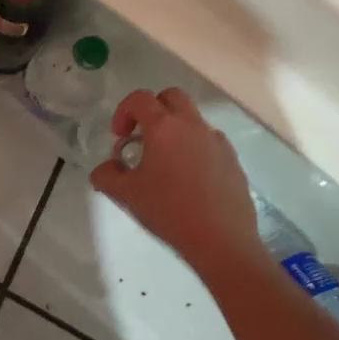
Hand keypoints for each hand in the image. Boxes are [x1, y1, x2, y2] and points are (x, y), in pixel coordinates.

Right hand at [89, 89, 260, 274]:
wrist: (222, 242)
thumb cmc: (169, 211)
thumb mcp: (126, 194)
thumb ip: (106, 175)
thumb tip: (105, 169)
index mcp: (164, 127)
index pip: (140, 98)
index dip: (123, 111)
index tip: (119, 136)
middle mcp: (193, 126)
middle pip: (172, 97)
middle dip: (153, 109)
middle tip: (142, 136)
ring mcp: (217, 143)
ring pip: (193, 120)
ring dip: (175, 130)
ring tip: (166, 162)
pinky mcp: (234, 162)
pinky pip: (210, 143)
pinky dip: (195, 149)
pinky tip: (189, 180)